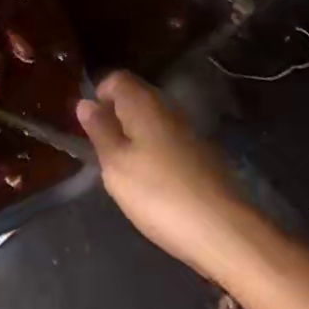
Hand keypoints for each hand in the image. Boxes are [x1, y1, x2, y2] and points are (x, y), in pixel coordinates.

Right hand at [75, 71, 263, 279]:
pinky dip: (154, 152)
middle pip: (135, 97)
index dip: (99, 95)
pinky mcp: (201, 154)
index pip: (117, 78)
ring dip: (134, 136)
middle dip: (115, 117)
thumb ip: (99, 130)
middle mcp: (167, 107)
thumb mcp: (116, 165)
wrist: (223, 230)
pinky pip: (168, 140)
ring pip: (152, 120)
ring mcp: (188, 130)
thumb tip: (85, 102)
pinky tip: (152, 184)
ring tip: (124, 171)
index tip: (90, 126)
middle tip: (103, 152)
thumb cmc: (158, 193)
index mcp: (144, 103)